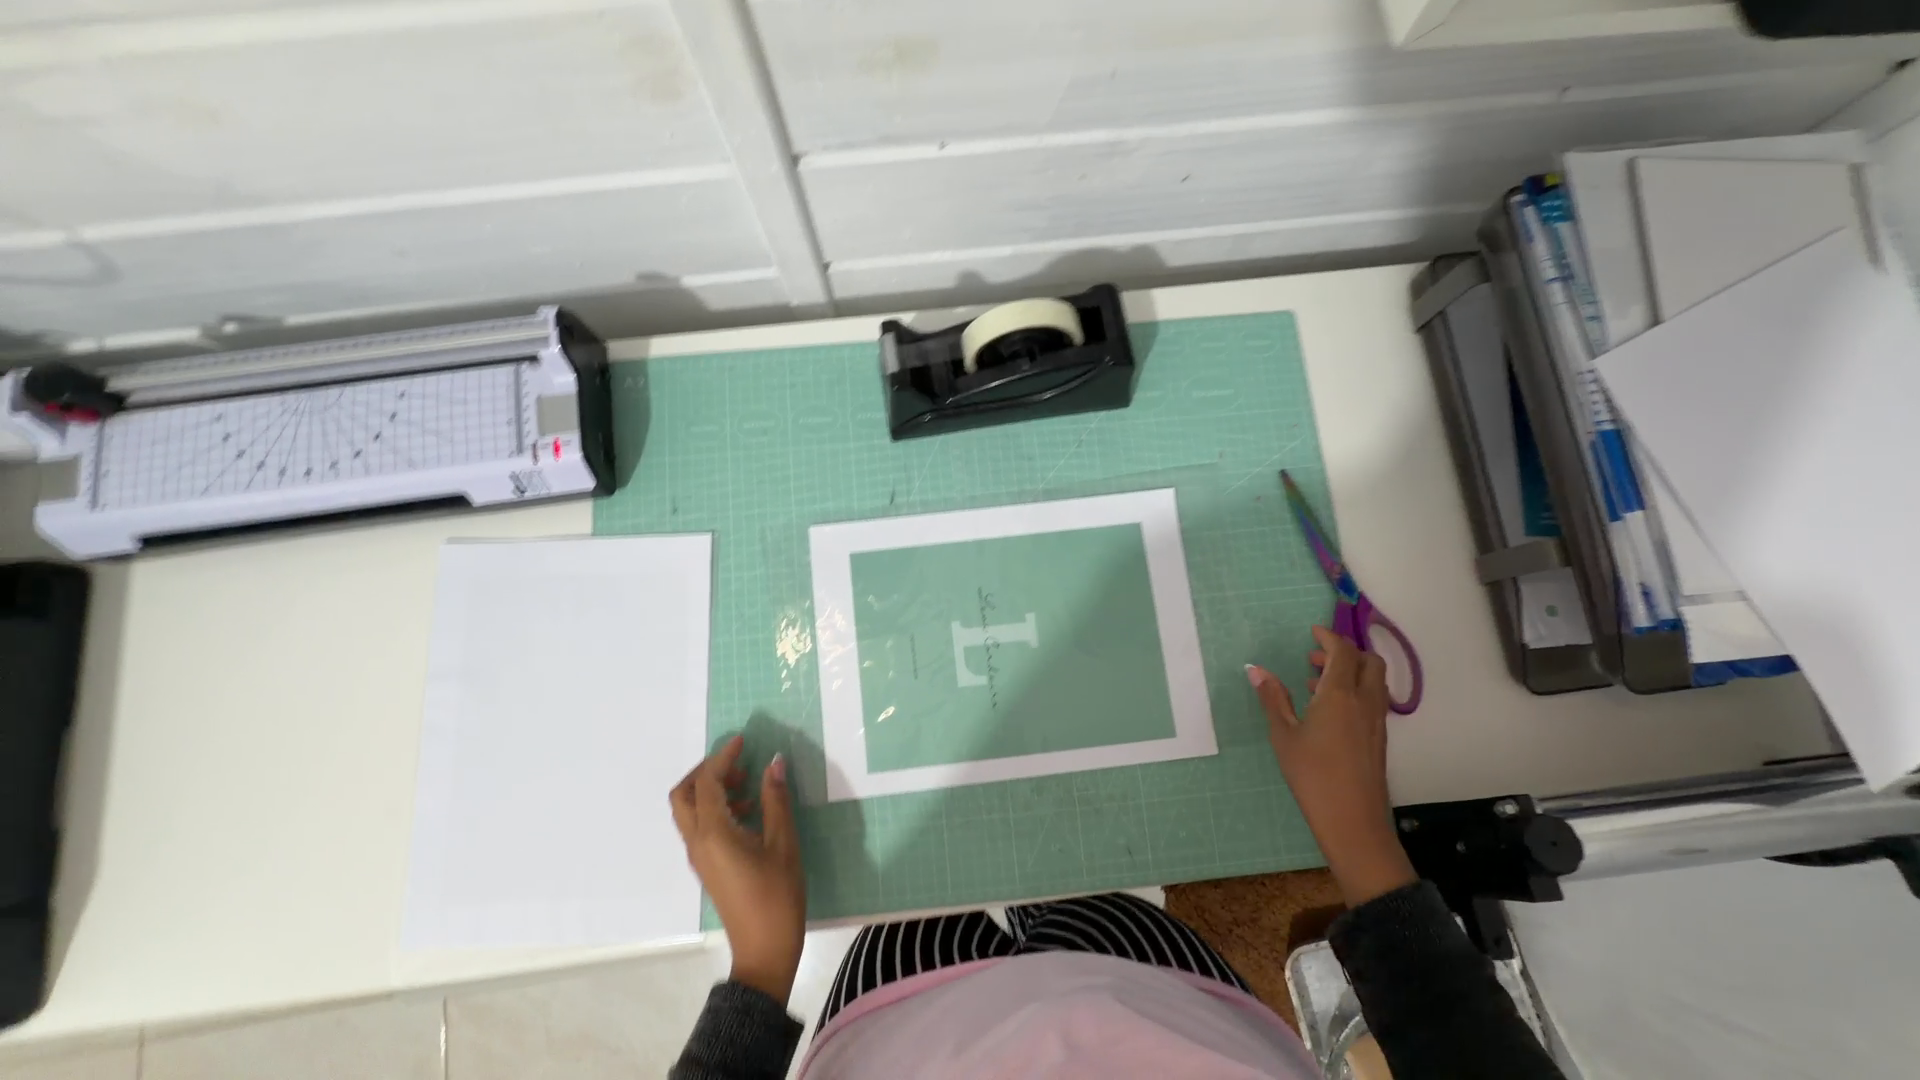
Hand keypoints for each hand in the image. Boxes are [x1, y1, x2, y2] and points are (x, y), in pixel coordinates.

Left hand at [670, 735, 805, 1002]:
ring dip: (711, 790)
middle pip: (683, 795)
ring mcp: (699, 857)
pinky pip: (700, 827)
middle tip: (737, 763)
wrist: (764, 950)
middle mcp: (697, 842)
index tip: (743, 740)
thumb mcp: (784, 844)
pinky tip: (750, 813)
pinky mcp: (707, 867)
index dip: (723, 757)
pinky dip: (717, 809)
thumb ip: (776, 800)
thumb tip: (774, 762)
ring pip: (689, 811)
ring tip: (749, 786)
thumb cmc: (777, 896)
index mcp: (713, 833)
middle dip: (706, 771)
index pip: (707, 782)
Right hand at [1248, 626, 1416, 906]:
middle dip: (1345, 652)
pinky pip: (1372, 701)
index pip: (1343, 652)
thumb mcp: (1283, 735)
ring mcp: (1376, 721)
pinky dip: (1355, 692)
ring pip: (1374, 681)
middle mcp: (1365, 701)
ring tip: (1316, 683)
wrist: (1353, 820)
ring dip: (1351, 672)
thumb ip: (1272, 698)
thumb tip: (1256, 670)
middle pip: (1368, 661)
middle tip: (1315, 658)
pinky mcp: (1378, 739)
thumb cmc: (1312, 775)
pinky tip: (1329, 712)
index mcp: (1340, 694)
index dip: (1329, 637)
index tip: (1312, 632)